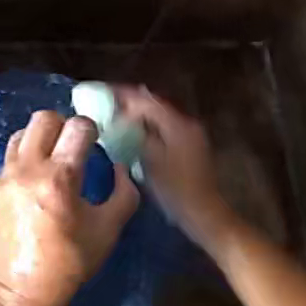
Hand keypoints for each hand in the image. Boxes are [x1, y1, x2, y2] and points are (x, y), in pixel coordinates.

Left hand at [0, 111, 139, 305]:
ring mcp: (6, 176)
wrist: (22, 289)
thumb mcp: (109, 229)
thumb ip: (124, 192)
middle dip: (64, 125)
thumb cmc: (70, 262)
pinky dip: (27, 156)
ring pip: (22, 132)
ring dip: (42, 137)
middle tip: (74, 144)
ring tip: (54, 157)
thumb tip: (120, 166)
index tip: (97, 143)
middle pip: (44, 118)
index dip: (92, 130)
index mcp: (59, 178)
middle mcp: (28, 169)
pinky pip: (11, 156)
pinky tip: (39, 178)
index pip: (77, 127)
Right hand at [113, 86, 236, 248]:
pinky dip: (148, 127)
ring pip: (159, 117)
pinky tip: (133, 133)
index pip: (146, 100)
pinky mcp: (190, 146)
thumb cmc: (175, 189)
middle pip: (154, 105)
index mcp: (178, 124)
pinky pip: (165, 128)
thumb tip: (123, 115)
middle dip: (130, 103)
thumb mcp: (151, 160)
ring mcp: (191, 135)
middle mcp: (187, 123)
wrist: (204, 213)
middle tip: (105, 103)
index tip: (101, 92)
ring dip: (139, 115)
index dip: (123, 95)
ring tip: (114, 116)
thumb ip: (137, 132)